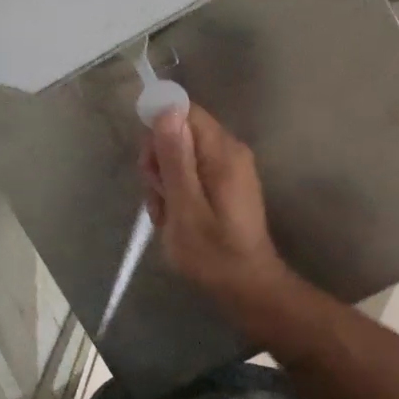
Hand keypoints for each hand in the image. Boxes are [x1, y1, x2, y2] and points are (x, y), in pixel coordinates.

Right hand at [140, 103, 287, 303]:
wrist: (247, 288)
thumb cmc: (213, 253)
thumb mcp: (185, 207)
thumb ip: (176, 157)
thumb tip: (167, 109)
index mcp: (223, 152)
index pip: (184, 111)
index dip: (158, 131)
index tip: (150, 166)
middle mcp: (230, 151)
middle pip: (180, 132)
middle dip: (160, 163)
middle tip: (160, 200)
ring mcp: (230, 168)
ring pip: (181, 156)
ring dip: (165, 184)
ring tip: (169, 217)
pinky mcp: (225, 185)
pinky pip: (191, 174)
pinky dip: (177, 194)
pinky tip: (177, 221)